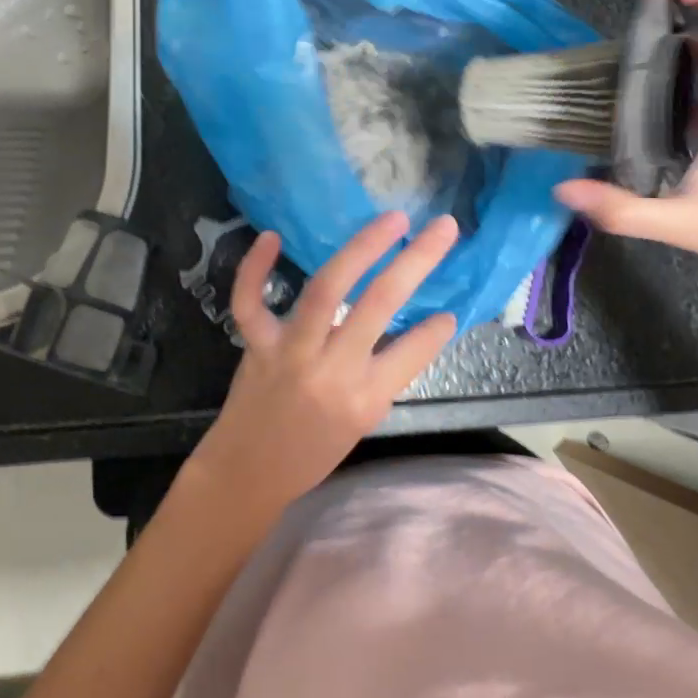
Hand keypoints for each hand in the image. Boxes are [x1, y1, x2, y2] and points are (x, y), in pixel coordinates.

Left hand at [187, 212, 459, 513]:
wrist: (248, 475)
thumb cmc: (312, 453)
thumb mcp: (361, 423)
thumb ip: (384, 376)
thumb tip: (417, 331)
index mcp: (365, 398)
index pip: (413, 351)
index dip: (436, 328)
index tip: (450, 310)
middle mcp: (332, 371)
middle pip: (379, 303)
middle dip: (417, 261)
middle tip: (444, 227)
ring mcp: (291, 353)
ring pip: (326, 290)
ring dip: (362, 248)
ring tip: (392, 222)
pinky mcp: (256, 346)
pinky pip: (250, 303)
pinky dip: (255, 268)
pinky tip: (271, 236)